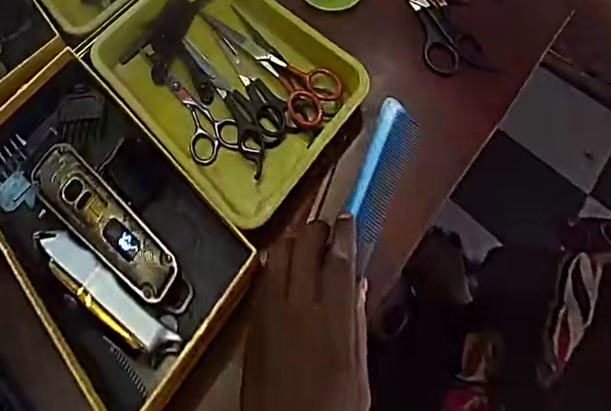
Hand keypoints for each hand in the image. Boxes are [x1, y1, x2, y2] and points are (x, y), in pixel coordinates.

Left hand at [242, 216, 369, 410]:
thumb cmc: (332, 410)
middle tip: (327, 229)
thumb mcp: (358, 375)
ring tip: (306, 241)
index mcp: (332, 323)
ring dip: (293, 239)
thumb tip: (357, 284)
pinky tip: (285, 266)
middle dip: (316, 229)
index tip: (347, 218)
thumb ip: (355, 323)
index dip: (343, 234)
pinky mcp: (253, 315)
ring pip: (279, 251)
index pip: (338, 262)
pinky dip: (276, 260)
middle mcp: (298, 307)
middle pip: (304, 246)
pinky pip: (264, 273)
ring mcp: (270, 308)